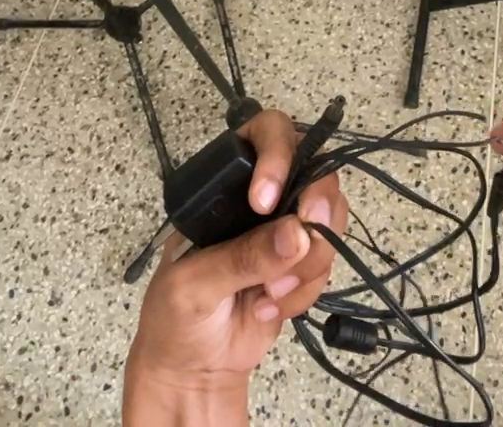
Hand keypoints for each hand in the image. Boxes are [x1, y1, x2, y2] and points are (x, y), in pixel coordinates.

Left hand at [124, 110, 349, 424]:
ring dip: (308, 260)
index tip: (266, 201)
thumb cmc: (174, 316)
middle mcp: (265, 191)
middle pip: (316, 169)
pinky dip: (305, 288)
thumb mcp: (193, 284)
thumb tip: (296, 233)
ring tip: (268, 294)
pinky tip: (270, 305)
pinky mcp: (304, 260)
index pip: (267, 134)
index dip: (278, 154)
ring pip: (329, 217)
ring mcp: (288, 225)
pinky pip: (327, 259)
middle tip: (303, 243)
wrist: (192, 369)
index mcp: (228, 178)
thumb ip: (243, 257)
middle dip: (315, 209)